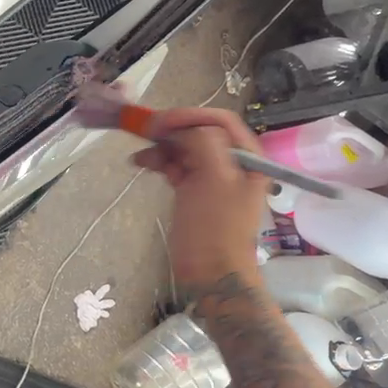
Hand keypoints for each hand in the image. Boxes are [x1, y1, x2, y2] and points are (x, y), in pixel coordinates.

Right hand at [131, 107, 268, 296]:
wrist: (212, 271)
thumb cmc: (217, 226)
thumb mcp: (215, 179)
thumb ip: (203, 144)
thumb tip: (181, 129)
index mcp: (247, 157)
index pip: (220, 120)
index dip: (190, 116)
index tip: (160, 123)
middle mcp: (232, 162)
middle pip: (198, 132)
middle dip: (171, 131)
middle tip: (144, 133)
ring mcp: (212, 176)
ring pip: (183, 148)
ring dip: (161, 146)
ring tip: (141, 155)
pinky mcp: (194, 190)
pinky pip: (175, 165)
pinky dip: (159, 161)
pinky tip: (142, 163)